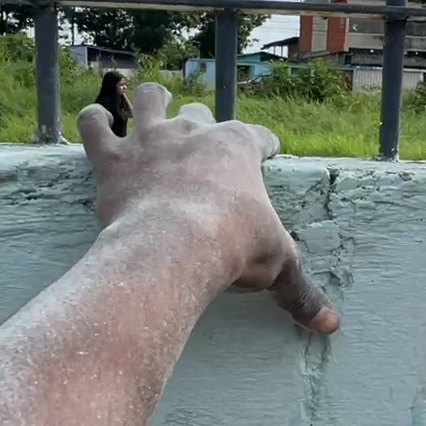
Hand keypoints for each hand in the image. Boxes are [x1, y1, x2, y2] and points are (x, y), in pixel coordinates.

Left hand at [78, 83, 338, 333]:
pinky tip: (99, 124)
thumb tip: (330, 326)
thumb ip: (300, 292)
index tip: (268, 150)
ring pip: (149, 99)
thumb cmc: (234, 248)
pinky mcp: (114, 158)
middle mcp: (195, 132)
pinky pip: (95, 124)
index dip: (264, 144)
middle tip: (199, 143)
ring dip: (149, 102)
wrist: (176, 247)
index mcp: (239, 148)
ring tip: (149, 109)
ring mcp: (152, 140)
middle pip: (199, 113)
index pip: (258, 136)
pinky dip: (95, 121)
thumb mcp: (278, 267)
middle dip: (200, 123)